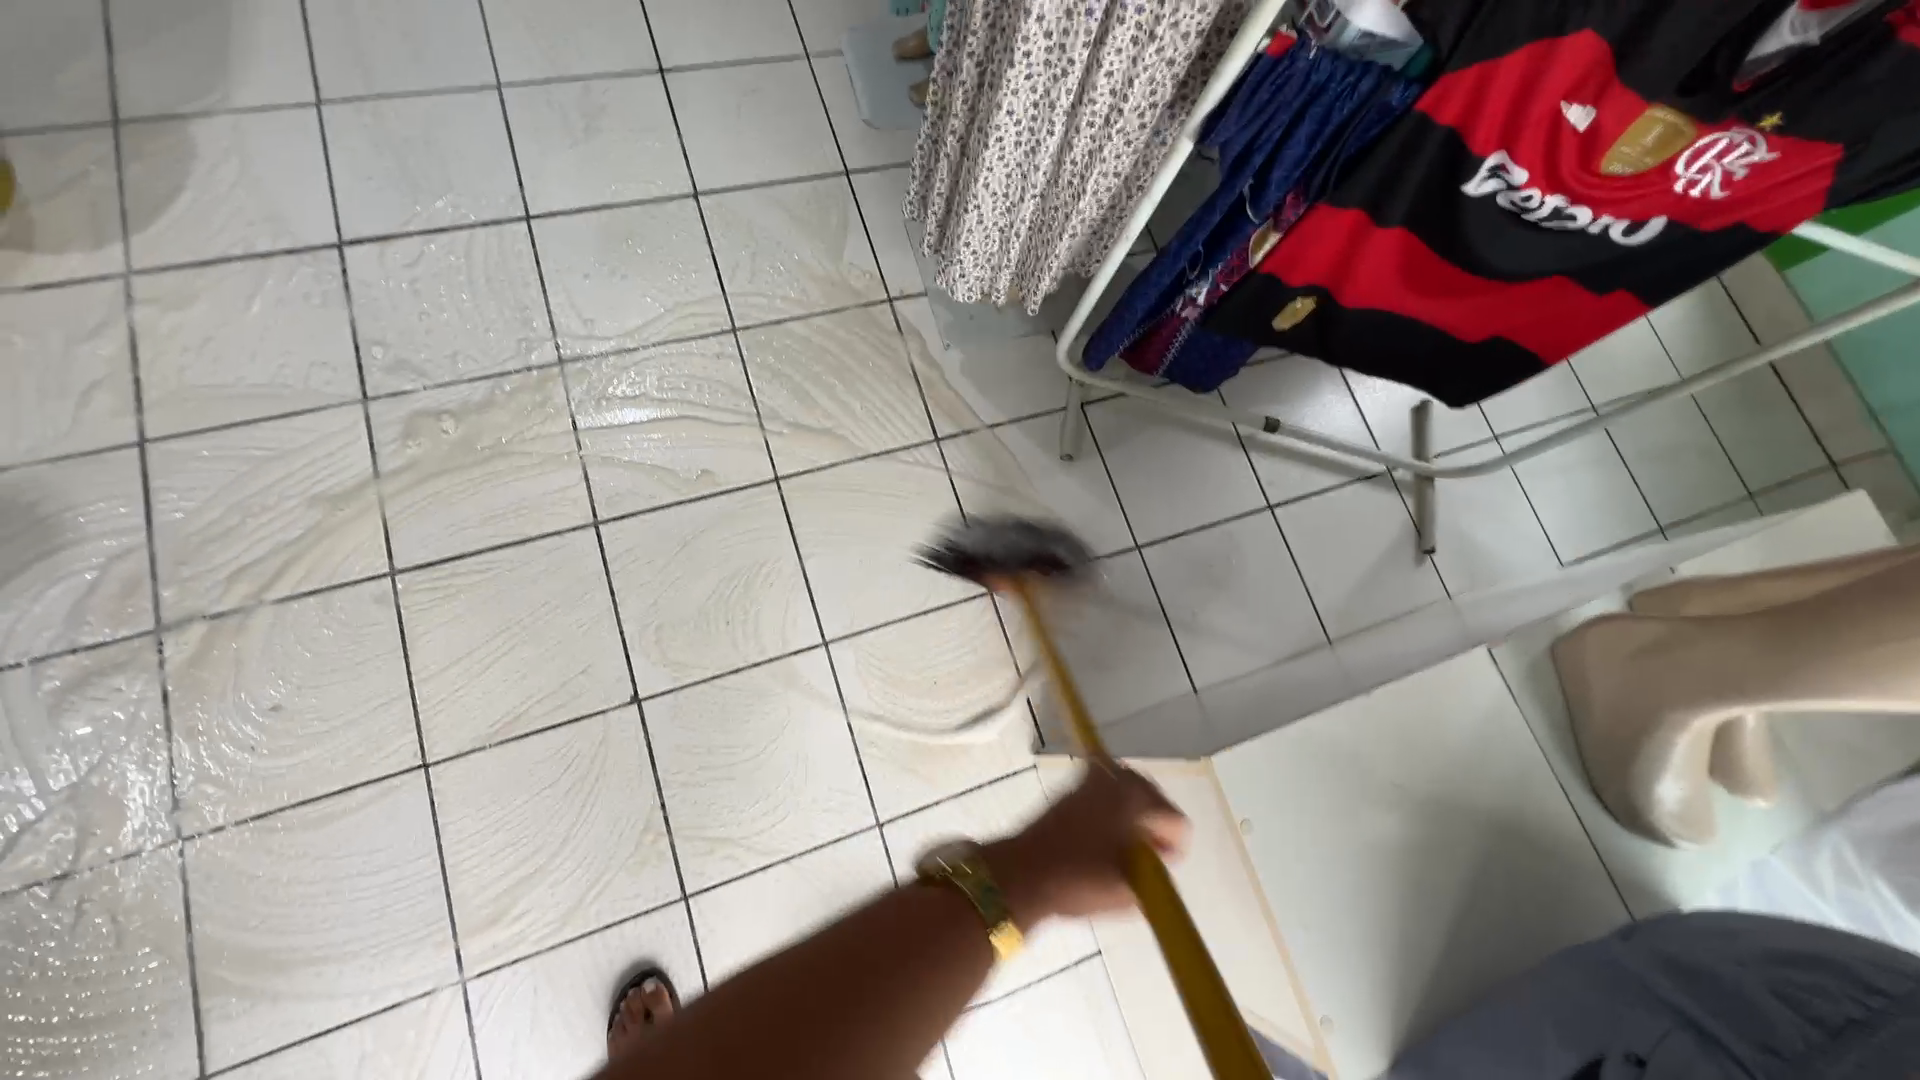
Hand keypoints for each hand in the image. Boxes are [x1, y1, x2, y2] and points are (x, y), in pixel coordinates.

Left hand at [984, 765, 1189, 929]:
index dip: (1174, 842)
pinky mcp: (1068, 791)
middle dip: (1154, 817)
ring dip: (1132, 809)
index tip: (1165, 863)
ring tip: (1129, 842)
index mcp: (1134, 799)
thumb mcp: (1127, 890)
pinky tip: (1103, 835)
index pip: (1173, 816)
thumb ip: (1153, 876)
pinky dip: (1109, 805)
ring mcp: (1087, 782)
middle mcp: (1113, 780)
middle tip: (1152, 848)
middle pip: (1149, 791)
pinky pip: (1100, 789)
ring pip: (1123, 785)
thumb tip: (1159, 864)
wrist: (1022, 872)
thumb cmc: (1079, 879)